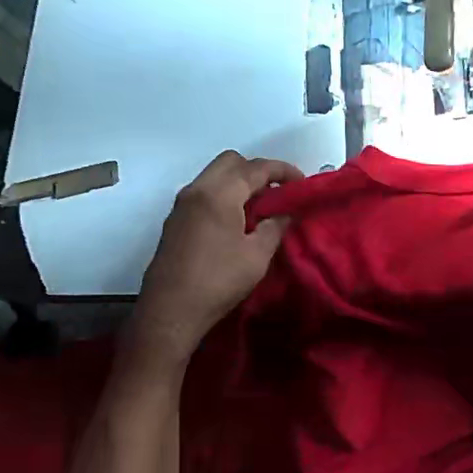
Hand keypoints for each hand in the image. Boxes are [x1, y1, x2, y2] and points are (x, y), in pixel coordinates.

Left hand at [129, 151, 302, 362]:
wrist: (171, 310)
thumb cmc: (218, 281)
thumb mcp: (257, 256)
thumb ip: (274, 227)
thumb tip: (285, 214)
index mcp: (219, 194)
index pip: (256, 168)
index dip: (283, 171)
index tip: (301, 183)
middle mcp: (197, 189)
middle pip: (231, 162)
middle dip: (258, 171)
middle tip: (278, 193)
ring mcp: (182, 204)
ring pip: (215, 176)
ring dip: (238, 183)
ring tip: (260, 207)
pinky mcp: (175, 220)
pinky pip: (204, 192)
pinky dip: (224, 195)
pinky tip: (237, 220)